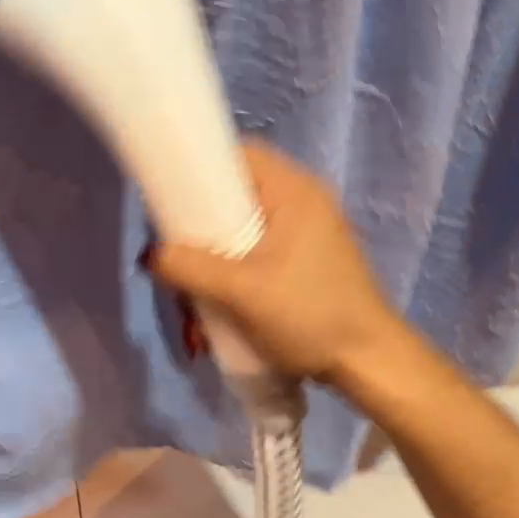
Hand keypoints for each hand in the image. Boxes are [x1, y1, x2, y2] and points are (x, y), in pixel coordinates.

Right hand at [152, 140, 398, 384]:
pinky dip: (229, 274)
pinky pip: (252, 254)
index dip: (199, 168)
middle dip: (198, 230)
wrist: (369, 363)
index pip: (239, 154)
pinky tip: (217, 306)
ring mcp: (304, 234)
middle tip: (177, 261)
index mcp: (293, 192)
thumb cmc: (309, 315)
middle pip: (233, 196)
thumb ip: (189, 267)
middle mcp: (301, 203)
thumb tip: (149, 254)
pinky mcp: (303, 262)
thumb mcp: (241, 292)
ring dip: (210, 262)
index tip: (167, 199)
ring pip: (239, 231)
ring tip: (195, 301)